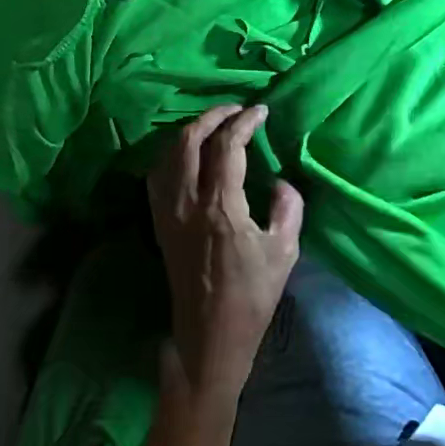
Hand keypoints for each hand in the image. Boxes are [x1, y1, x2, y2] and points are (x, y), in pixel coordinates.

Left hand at [147, 105, 303, 396]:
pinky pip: (158, 172)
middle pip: (190, 139)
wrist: (208, 335)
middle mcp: (186, 201)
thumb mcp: (284, 252)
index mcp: (220, 207)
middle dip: (213, 116)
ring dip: (191, 130)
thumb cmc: (251, 297)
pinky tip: (188, 153)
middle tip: (236, 110)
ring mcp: (166, 209)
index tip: (261, 111)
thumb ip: (287, 207)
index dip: (244, 122)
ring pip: (170, 152)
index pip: (227, 146)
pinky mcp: (157, 219)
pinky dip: (173, 152)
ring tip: (215, 125)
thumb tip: (277, 180)